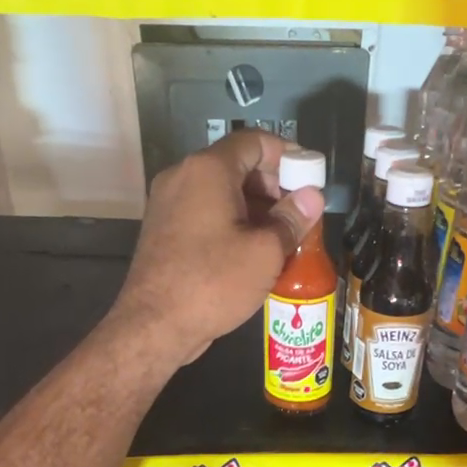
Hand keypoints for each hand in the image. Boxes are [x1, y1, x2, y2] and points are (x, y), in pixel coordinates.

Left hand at [111, 130, 326, 367]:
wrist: (154, 325)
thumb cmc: (213, 283)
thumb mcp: (264, 253)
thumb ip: (291, 220)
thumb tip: (312, 198)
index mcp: (208, 169)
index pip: (253, 141)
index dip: (287, 154)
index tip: (310, 178)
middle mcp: (182, 176)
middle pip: (235, 165)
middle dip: (272, 185)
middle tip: (299, 214)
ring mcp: (167, 204)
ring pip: (219, 192)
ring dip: (253, 208)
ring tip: (282, 237)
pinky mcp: (162, 231)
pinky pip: (204, 213)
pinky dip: (230, 222)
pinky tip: (251, 252)